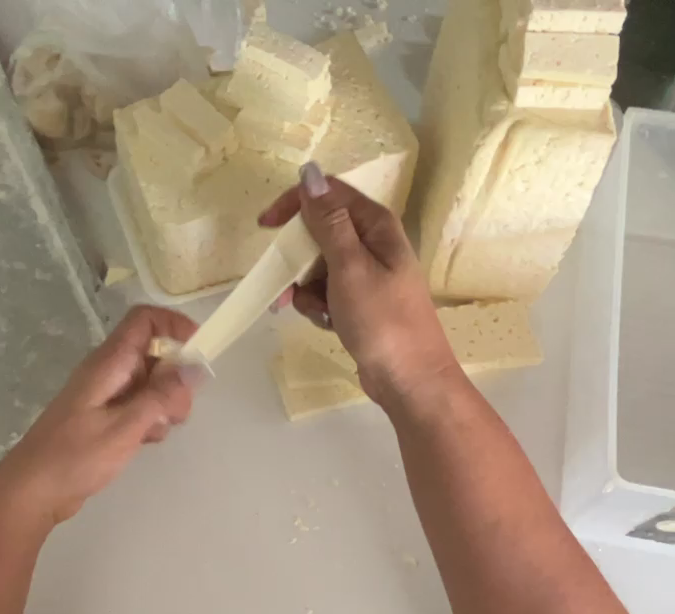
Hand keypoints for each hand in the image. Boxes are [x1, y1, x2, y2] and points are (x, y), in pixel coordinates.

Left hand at [0, 306, 201, 525]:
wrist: (34, 491)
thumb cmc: (74, 457)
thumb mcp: (124, 427)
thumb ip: (160, 396)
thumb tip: (195, 367)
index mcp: (109, 364)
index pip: (145, 320)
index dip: (175, 326)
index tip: (199, 352)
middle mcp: (108, 372)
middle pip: (154, 354)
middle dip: (177, 378)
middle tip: (177, 413)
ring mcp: (107, 396)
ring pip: (151, 384)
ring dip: (166, 403)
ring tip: (157, 431)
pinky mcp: (106, 418)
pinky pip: (140, 407)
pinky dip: (151, 420)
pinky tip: (146, 442)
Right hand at [258, 164, 458, 404]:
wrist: (409, 378)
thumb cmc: (382, 320)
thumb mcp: (350, 267)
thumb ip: (328, 222)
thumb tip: (310, 174)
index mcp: (375, 225)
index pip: (328, 194)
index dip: (295, 204)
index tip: (265, 227)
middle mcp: (373, 244)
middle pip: (320, 233)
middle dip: (297, 259)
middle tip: (282, 286)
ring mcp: (367, 276)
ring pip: (319, 267)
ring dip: (307, 289)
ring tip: (316, 313)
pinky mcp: (360, 304)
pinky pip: (327, 294)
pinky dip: (320, 307)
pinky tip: (327, 324)